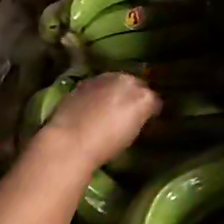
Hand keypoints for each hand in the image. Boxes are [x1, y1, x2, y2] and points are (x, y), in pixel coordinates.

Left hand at [36, 73, 160, 169]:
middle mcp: (127, 81)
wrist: (69, 142)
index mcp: (144, 96)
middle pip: (137, 85)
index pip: (154, 100)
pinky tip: (93, 106)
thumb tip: (139, 116)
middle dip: (135, 95)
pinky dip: (99, 92)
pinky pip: (99, 85)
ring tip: (110, 107)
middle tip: (130, 111)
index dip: (151, 111)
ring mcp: (104, 78)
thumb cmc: (106, 146)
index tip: (147, 120)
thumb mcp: (132, 134)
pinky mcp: (84, 81)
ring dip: (117, 91)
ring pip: (117, 82)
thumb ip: (140, 118)